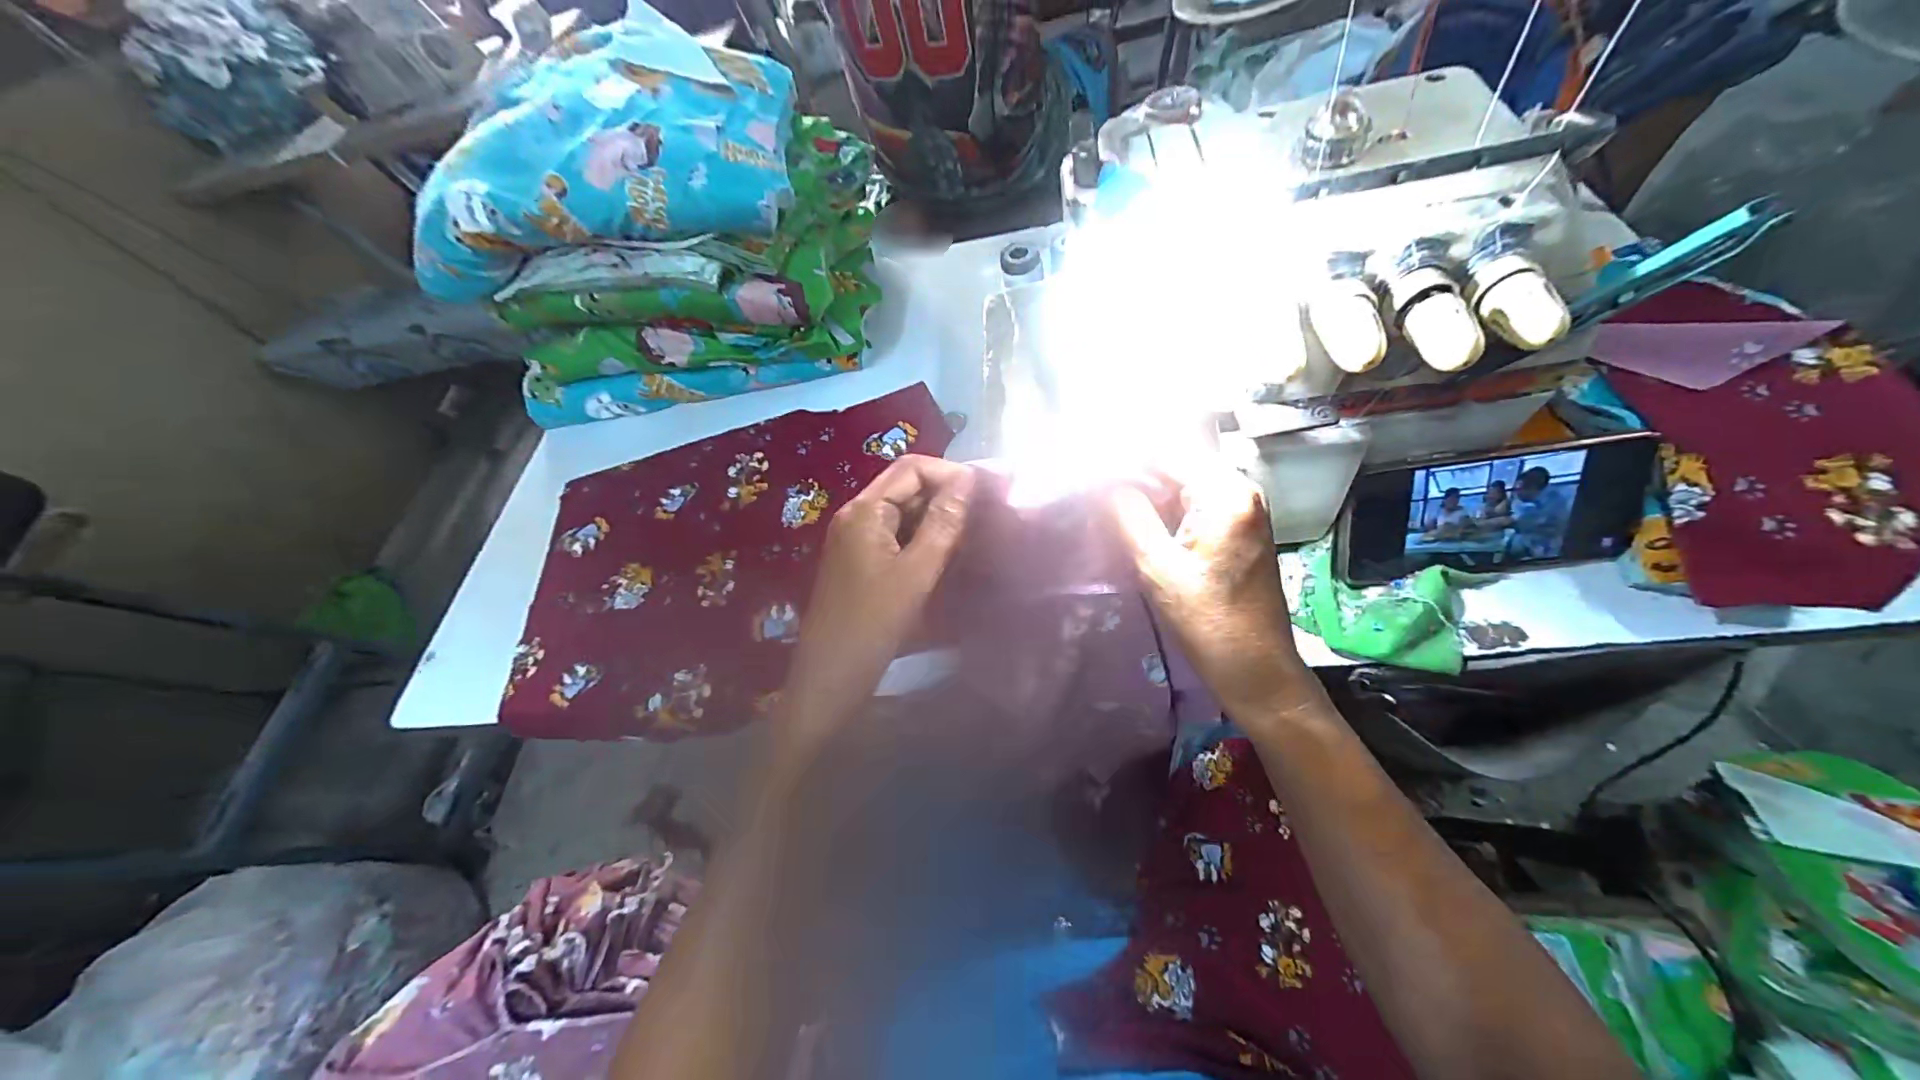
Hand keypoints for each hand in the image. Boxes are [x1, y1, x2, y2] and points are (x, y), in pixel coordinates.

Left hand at [777, 455, 974, 758]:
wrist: (829, 678)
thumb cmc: (872, 625)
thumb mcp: (916, 573)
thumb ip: (943, 524)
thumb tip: (968, 480)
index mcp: (864, 511)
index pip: (912, 468)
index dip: (951, 474)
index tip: (988, 495)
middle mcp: (857, 517)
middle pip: (907, 487)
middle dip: (947, 496)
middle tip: (988, 517)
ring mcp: (857, 541)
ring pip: (904, 514)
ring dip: (938, 519)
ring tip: (976, 536)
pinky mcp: (861, 563)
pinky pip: (897, 537)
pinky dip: (924, 540)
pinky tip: (949, 556)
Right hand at [1108, 464, 1312, 722]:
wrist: (1258, 672)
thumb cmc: (1209, 623)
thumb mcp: (1158, 567)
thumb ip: (1127, 515)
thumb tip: (1102, 481)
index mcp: (1226, 493)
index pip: (1165, 452)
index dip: (1121, 460)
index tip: (1084, 474)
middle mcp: (1240, 491)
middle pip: (1174, 465)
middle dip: (1131, 477)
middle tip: (1089, 494)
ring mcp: (1240, 512)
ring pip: (1180, 487)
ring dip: (1143, 496)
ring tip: (1103, 509)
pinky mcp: (1235, 532)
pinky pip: (1191, 507)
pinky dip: (1161, 513)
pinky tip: (1133, 527)